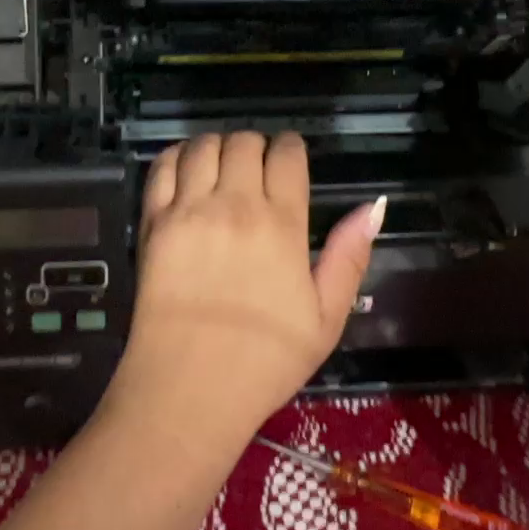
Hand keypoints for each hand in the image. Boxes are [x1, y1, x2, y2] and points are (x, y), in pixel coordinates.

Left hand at [99, 132, 383, 448]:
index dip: (291, 147)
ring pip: (203, 145)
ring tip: (220, 164)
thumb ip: (349, 255)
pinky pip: (162, 166)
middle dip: (255, 145)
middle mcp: (235, 204)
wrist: (190, 387)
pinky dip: (176, 156)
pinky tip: (184, 168)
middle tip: (255, 164)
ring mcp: (189, 209)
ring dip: (216, 146)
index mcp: (281, 224)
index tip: (289, 156)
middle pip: (244, 142)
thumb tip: (375, 205)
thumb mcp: (327, 317)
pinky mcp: (153, 221)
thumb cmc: (265, 360)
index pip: (287, 155)